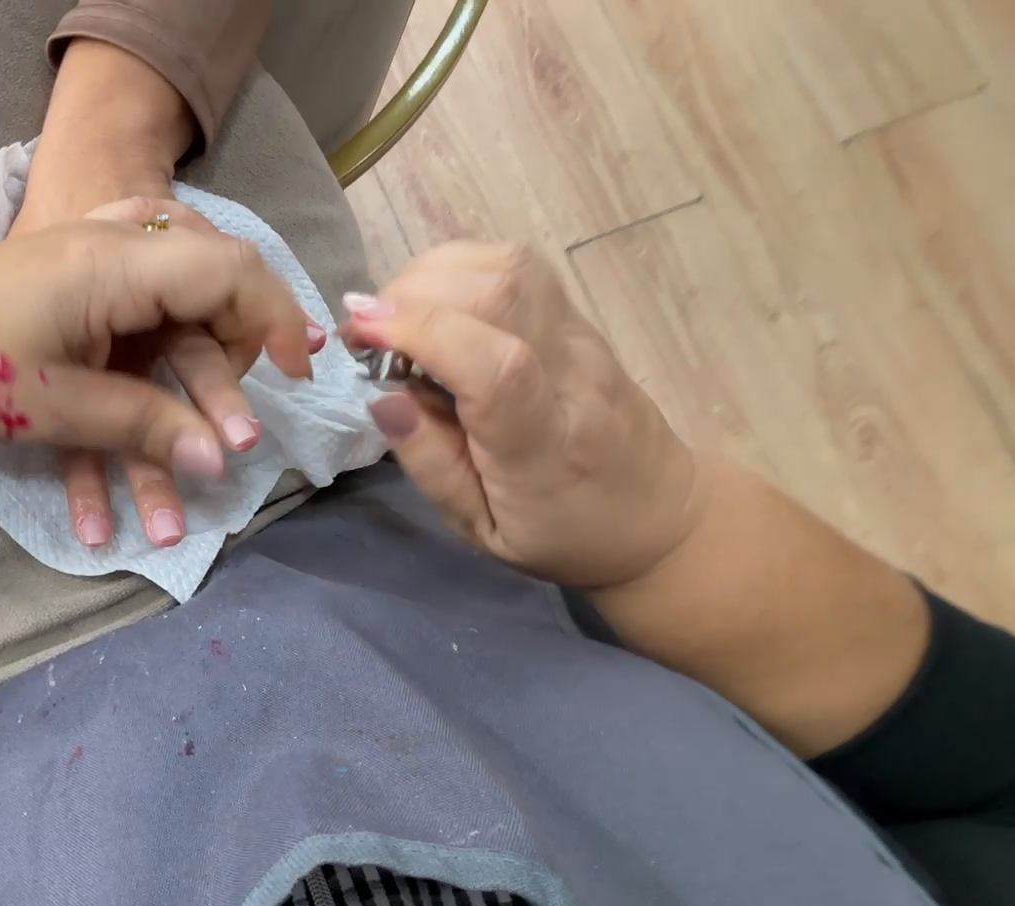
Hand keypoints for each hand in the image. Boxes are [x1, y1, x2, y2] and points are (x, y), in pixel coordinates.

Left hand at [12, 38, 325, 547]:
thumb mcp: (57, 404)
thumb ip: (145, 425)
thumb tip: (221, 461)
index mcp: (118, 264)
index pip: (229, 270)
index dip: (275, 318)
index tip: (297, 375)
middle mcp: (113, 262)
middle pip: (202, 307)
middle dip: (221, 386)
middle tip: (230, 444)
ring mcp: (88, 288)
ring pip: (159, 342)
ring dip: (167, 419)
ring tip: (170, 499)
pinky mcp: (68, 317)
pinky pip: (116, 358)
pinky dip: (121, 418)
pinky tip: (109, 501)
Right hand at [347, 242, 708, 588]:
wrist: (654, 512)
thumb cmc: (557, 532)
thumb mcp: (478, 527)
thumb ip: (430, 465)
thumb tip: (380, 399)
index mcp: (542, 445)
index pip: (494, 366)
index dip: (423, 333)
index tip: (360, 332)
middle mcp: (570, 375)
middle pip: (501, 292)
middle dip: (411, 295)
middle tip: (363, 333)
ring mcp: (582, 336)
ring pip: (509, 264)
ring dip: (430, 275)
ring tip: (392, 317)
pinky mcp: (578, 318)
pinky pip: (516, 267)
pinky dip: (456, 269)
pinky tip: (430, 304)